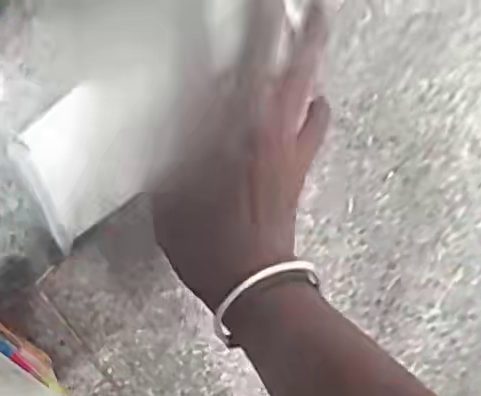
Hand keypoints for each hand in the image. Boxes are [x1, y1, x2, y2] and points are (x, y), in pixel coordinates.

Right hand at [154, 0, 329, 308]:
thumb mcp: (170, 212)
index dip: (211, 44)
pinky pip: (314, 119)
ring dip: (304, 54)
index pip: (215, 72)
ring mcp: (289, 143)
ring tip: (301, 37)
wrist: (254, 282)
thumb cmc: (209, 250)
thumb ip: (168, 169)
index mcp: (227, 135)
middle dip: (275, 21)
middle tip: (277, 2)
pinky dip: (310, 105)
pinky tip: (302, 106)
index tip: (193, 30)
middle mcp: (265, 127)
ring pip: (306, 79)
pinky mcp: (301, 163)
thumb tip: (166, 139)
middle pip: (282, 54)